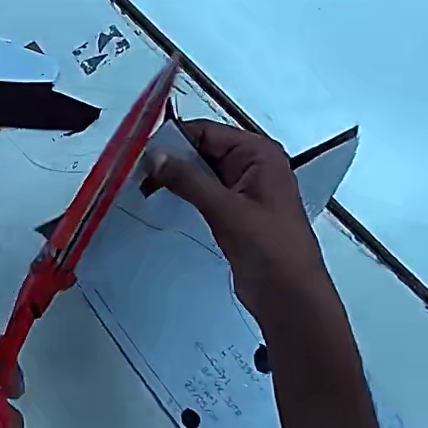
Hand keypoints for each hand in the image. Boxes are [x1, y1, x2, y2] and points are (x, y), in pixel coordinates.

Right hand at [147, 119, 324, 325]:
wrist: (290, 296)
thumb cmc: (268, 247)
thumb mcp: (226, 209)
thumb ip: (188, 179)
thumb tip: (153, 155)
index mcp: (258, 153)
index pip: (206, 132)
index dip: (172, 139)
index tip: (140, 153)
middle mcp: (252, 163)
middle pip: (202, 148)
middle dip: (171, 158)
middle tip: (136, 172)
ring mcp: (243, 187)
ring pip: (200, 170)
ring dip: (175, 176)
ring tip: (144, 185)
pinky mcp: (234, 209)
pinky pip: (203, 190)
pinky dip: (184, 192)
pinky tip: (162, 198)